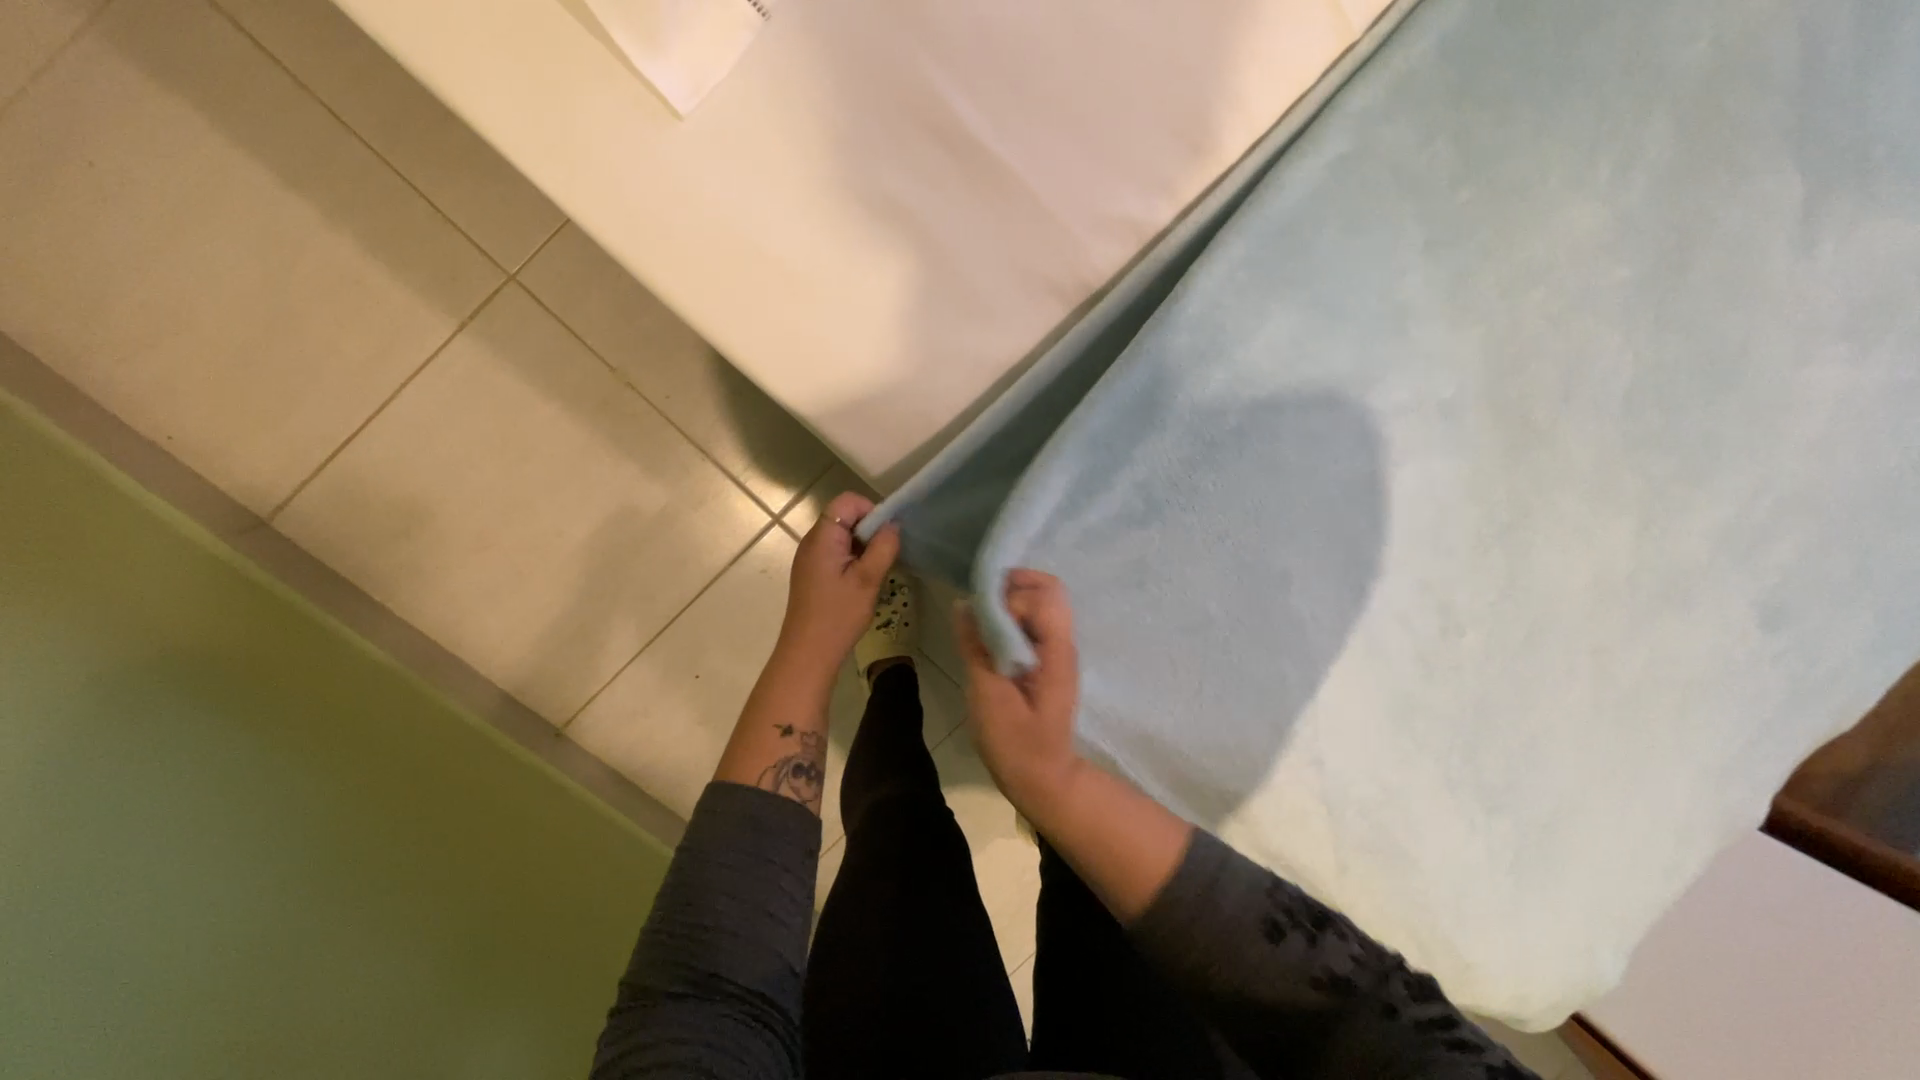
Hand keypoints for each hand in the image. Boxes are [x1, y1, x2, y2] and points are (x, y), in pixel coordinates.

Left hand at [776, 492, 899, 671]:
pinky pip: (836, 552)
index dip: (871, 510)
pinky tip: (862, 582)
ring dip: (863, 547)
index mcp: (822, 537)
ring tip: (875, 572)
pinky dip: (853, 559)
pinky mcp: (812, 573)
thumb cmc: (838, 615)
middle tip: (885, 556)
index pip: (847, 501)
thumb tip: (893, 525)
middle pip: (844, 516)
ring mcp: (810, 558)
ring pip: (842, 536)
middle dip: (869, 530)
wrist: (808, 653)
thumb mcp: (867, 580)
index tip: (886, 536)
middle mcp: (812, 541)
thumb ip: (883, 547)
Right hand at [956, 569, 1085, 815]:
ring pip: (1042, 601)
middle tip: (981, 605)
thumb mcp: (988, 697)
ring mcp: (1056, 650)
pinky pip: (1034, 620)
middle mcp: (1062, 643)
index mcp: (1055, 651)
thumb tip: (965, 604)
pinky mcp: (1046, 658)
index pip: (1042, 597)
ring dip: (1011, 600)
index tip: (983, 620)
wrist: (1042, 779)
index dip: (1009, 599)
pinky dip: (1012, 616)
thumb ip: (977, 647)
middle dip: (1013, 586)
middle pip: (1049, 588)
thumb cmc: (1016, 744)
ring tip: (982, 620)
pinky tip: (989, 635)